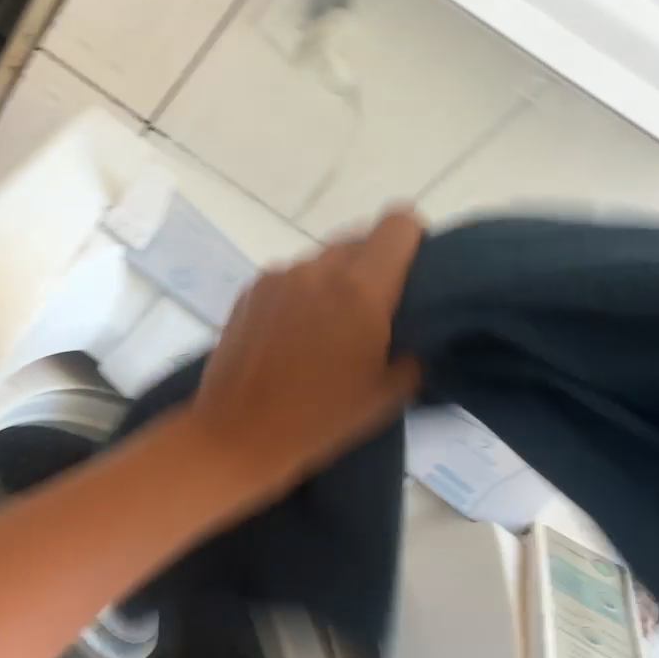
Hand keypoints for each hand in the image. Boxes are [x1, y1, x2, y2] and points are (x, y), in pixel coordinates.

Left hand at [185, 210, 424, 482]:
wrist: (237, 433)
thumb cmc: (319, 418)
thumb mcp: (389, 390)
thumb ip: (416, 343)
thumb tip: (422, 322)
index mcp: (358, 289)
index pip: (398, 224)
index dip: (413, 242)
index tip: (414, 274)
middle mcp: (314, 271)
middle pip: (358, 241)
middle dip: (374, 267)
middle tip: (377, 312)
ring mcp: (275, 278)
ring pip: (321, 260)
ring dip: (334, 281)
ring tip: (331, 329)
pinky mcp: (247, 292)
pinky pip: (288, 277)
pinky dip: (301, 293)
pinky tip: (295, 333)